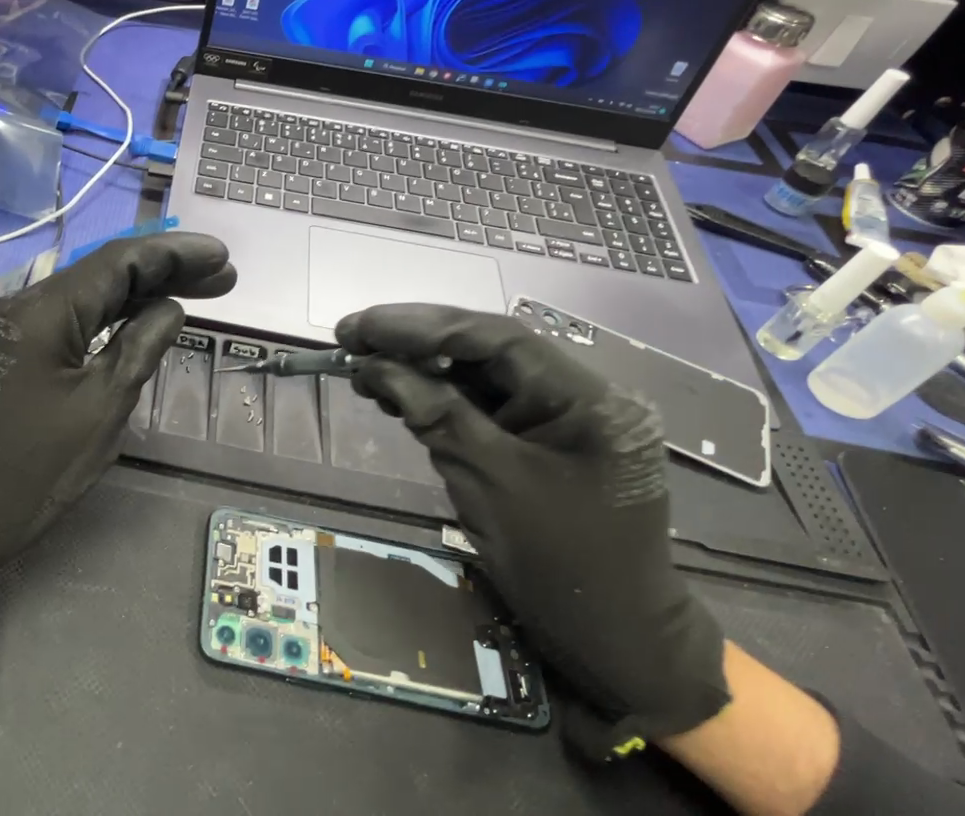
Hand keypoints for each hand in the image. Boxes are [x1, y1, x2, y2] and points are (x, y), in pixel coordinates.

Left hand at [0, 233, 235, 601]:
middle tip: (223, 275)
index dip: (174, 255)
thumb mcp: (102, 408)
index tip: (222, 255)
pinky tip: (146, 317)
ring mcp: (16, 325)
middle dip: (165, 270)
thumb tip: (169, 308)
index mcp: (45, 310)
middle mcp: (26, 303)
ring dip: (141, 291)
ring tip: (200, 291)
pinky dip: (111, 315)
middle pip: (105, 272)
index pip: (119, 261)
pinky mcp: (15, 348)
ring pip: (88, 293)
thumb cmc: (35, 468)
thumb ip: (140, 346)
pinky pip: (71, 318)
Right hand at [336, 304, 728, 742]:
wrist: (613, 638)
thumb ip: (434, 412)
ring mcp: (559, 419)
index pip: (495, 338)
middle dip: (416, 342)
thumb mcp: (488, 479)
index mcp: (586, 397)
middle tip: (351, 337)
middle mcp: (578, 394)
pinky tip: (395, 397)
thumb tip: (373, 365)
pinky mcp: (539, 443)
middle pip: (486, 350)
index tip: (361, 327)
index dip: (422, 326)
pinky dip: (438, 401)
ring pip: (480, 377)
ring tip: (362, 369)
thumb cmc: (559, 559)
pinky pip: (484, 408)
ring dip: (421, 370)